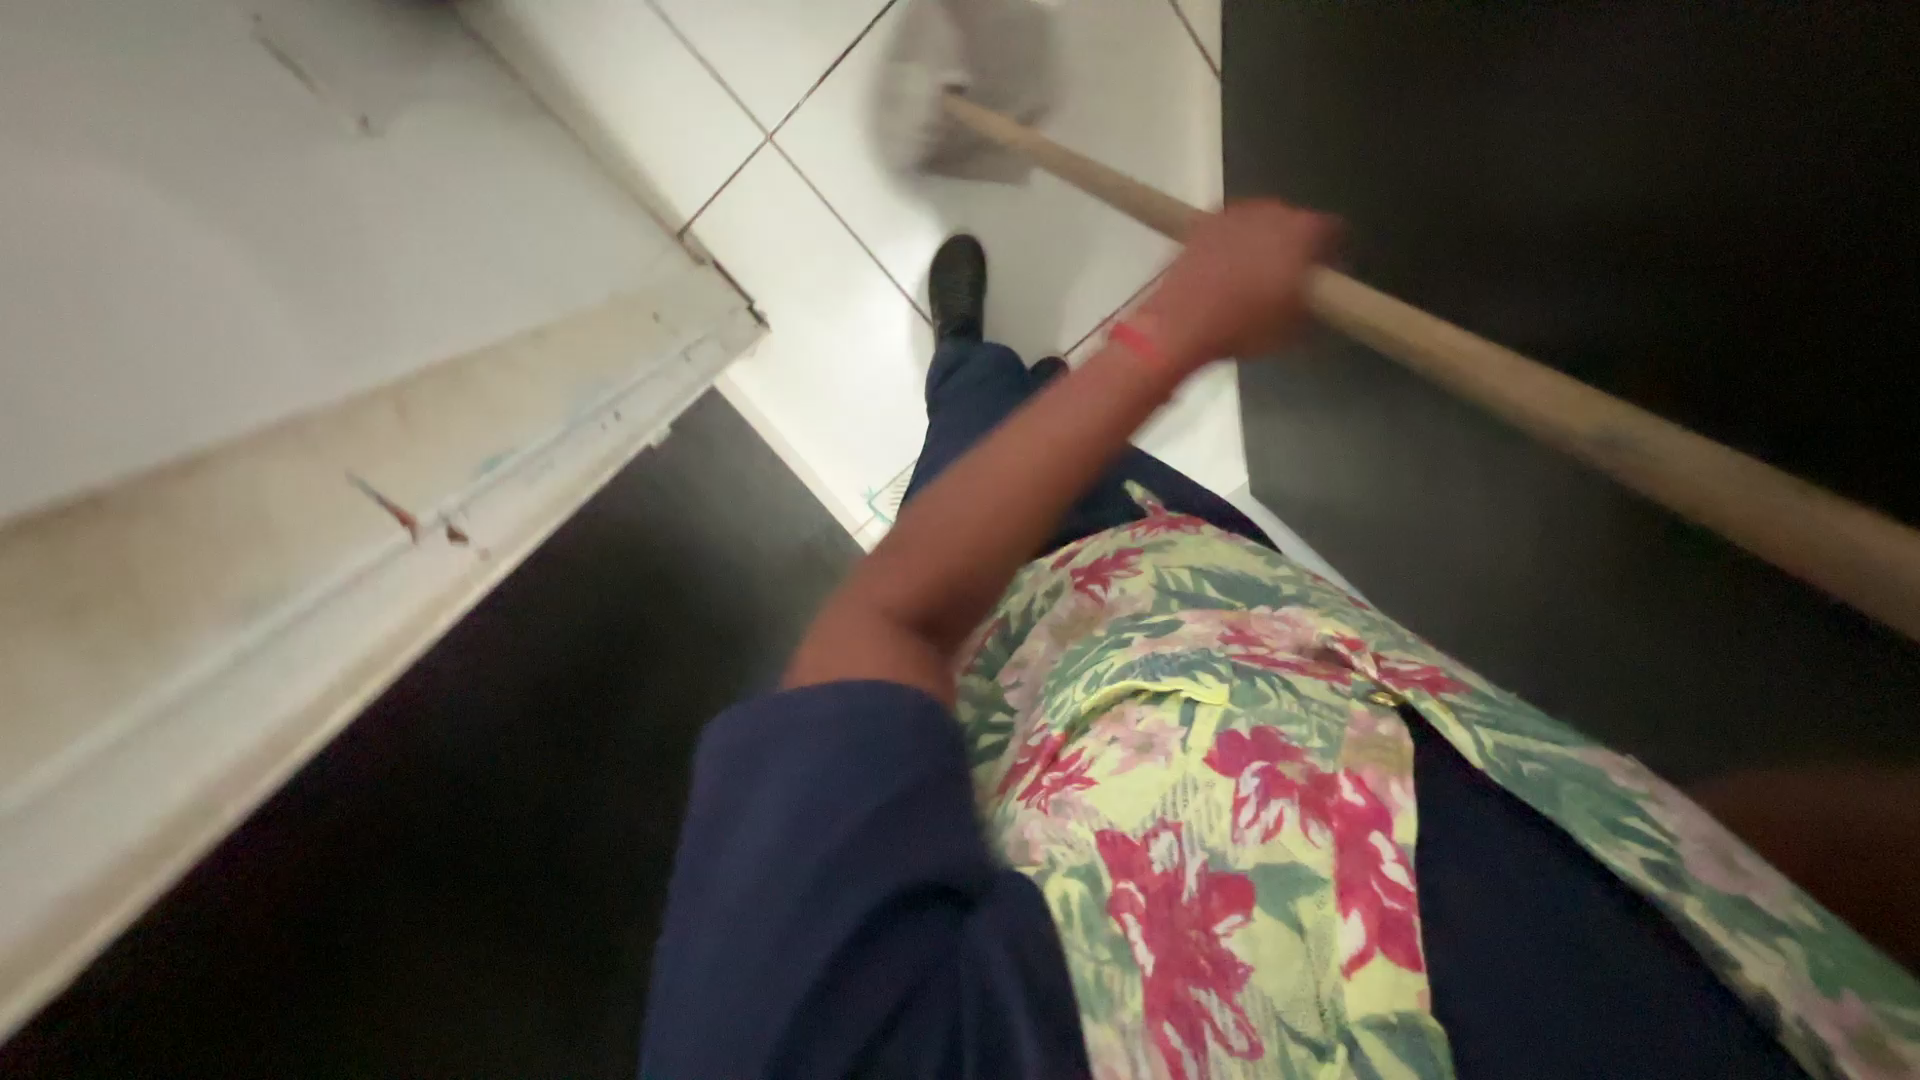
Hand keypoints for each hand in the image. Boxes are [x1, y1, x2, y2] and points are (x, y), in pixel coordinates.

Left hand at [1134, 200, 1337, 368]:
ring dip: (1261, 244)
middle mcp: (1276, 210)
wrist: (1182, 322)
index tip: (1325, 276)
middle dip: (1295, 248)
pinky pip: (1229, 231)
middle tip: (1285, 280)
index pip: (1336, 232)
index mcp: (1308, 231)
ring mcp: (1236, 212)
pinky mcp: (1204, 221)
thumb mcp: (1298, 327)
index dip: (1332, 255)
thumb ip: (1320, 302)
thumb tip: (1322, 297)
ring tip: (1249, 278)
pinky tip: (1222, 271)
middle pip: (1297, 224)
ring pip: (1261, 224)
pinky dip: (1231, 245)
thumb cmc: (1246, 327)